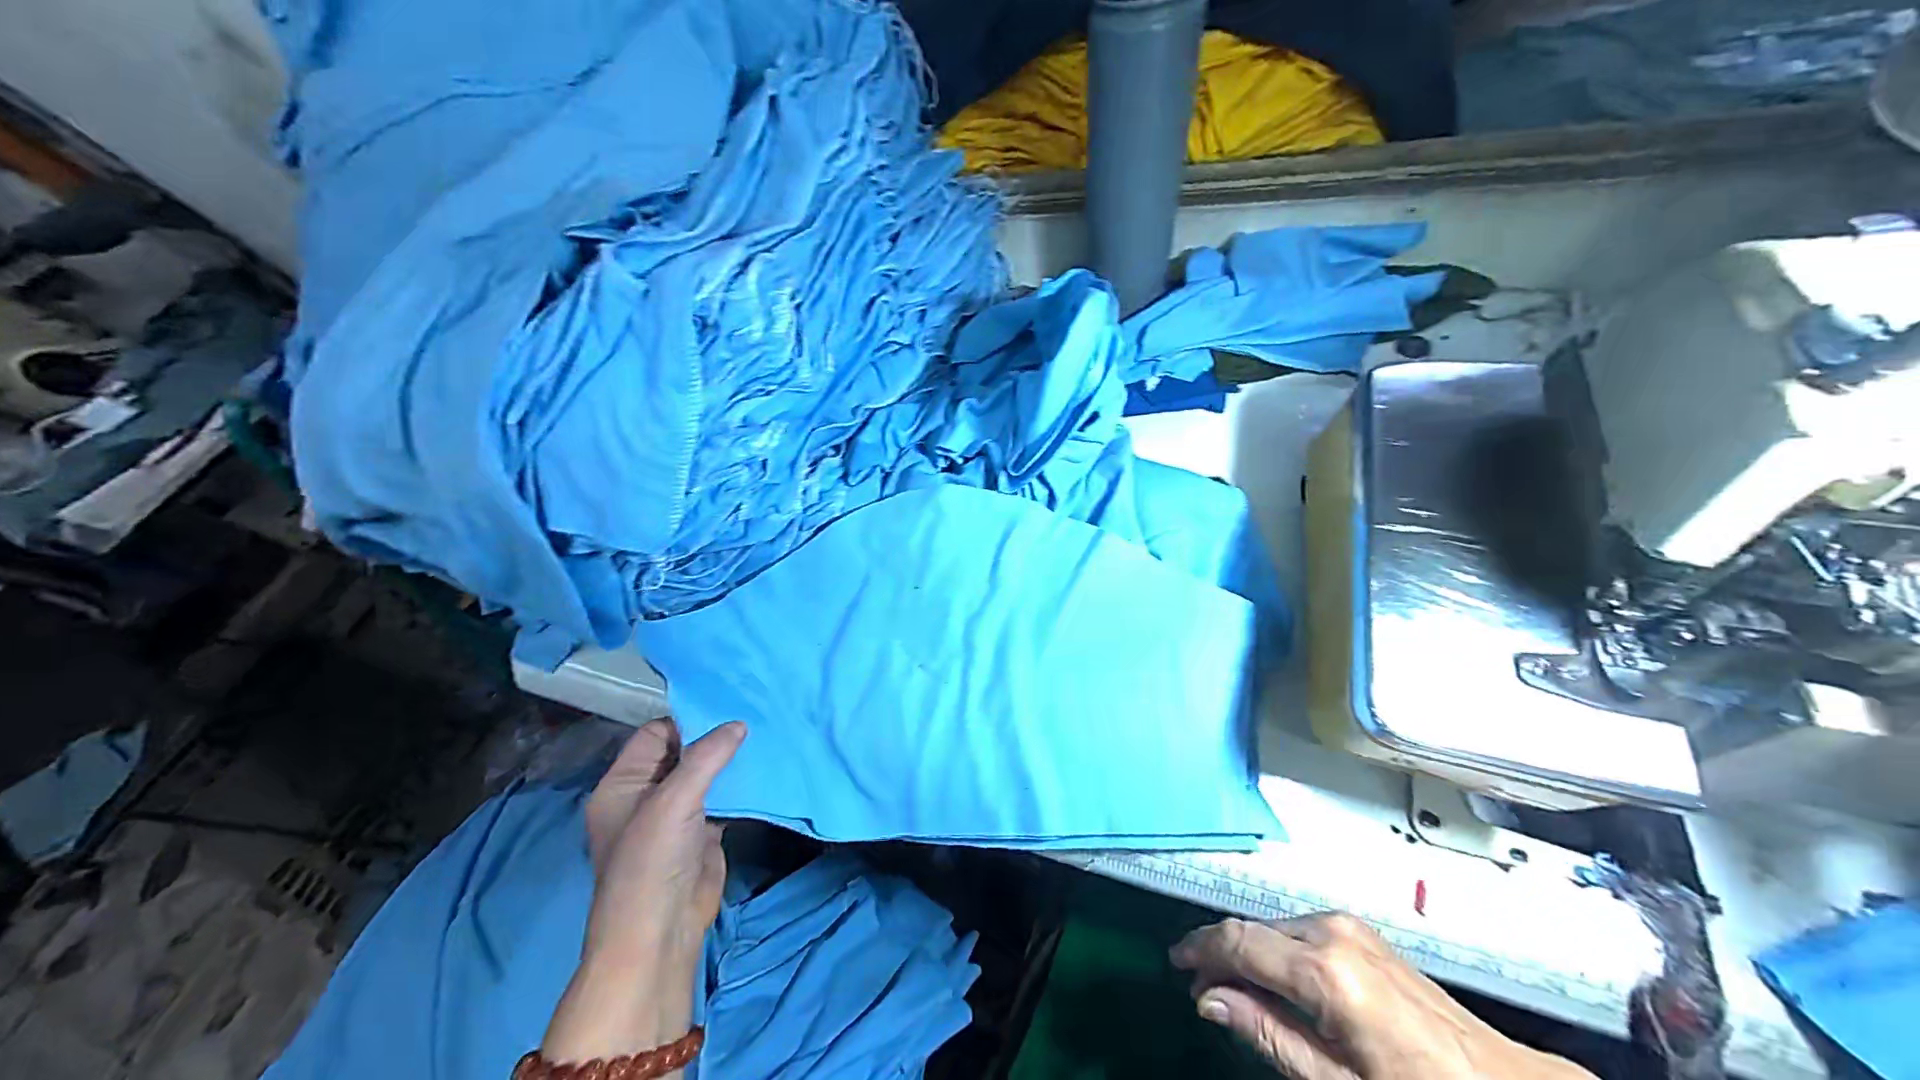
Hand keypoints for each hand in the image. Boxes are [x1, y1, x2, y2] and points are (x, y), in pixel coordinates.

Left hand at [540, 718, 745, 1066]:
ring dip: (730, 761)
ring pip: (705, 775)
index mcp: (622, 784)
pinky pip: (723, 798)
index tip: (726, 706)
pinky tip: (764, 768)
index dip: (687, 721)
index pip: (655, 735)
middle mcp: (646, 795)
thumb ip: (706, 757)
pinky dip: (740, 785)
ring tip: (764, 734)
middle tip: (753, 713)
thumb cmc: (651, 863)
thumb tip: (739, 724)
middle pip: (682, 752)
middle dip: (714, 737)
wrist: (660, 934)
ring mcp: (676, 815)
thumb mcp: (673, 802)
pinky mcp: (703, 832)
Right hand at [1170, 913, 1594, 1079]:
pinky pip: (1298, 931)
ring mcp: (1349, 927)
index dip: (1200, 949)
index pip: (1239, 942)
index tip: (1175, 963)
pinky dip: (1276, 951)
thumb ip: (1266, 1032)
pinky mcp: (1360, 931)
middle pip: (1253, 930)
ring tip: (1238, 991)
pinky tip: (1277, 981)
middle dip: (1222, 956)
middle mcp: (1332, 932)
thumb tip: (1209, 999)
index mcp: (1324, 970)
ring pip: (1273, 928)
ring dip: (1249, 954)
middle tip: (1204, 991)